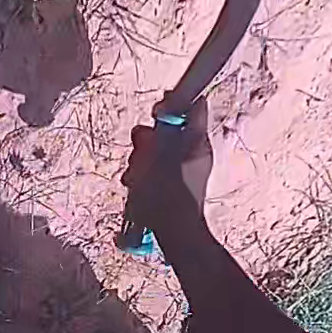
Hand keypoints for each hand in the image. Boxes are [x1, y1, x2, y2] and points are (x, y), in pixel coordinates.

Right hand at [122, 102, 212, 234]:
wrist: (173, 231)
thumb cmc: (169, 191)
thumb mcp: (168, 151)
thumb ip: (168, 126)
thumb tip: (168, 101)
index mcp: (197, 142)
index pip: (191, 109)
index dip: (171, 106)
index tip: (155, 114)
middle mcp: (192, 154)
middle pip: (166, 132)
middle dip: (146, 141)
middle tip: (139, 152)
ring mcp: (182, 171)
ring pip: (155, 152)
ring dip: (140, 160)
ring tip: (134, 176)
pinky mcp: (170, 186)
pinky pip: (153, 170)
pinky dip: (142, 174)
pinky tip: (134, 185)